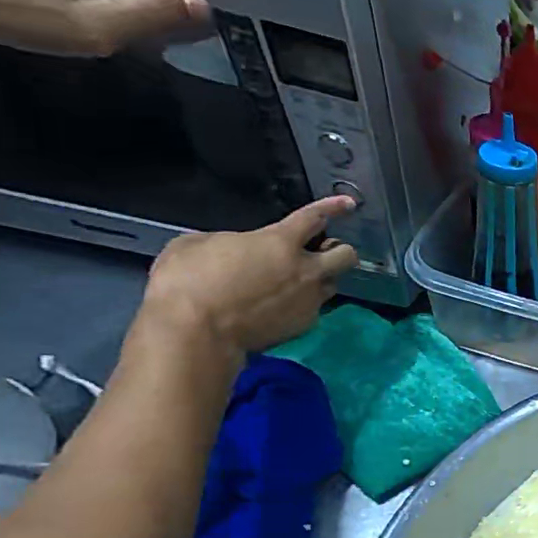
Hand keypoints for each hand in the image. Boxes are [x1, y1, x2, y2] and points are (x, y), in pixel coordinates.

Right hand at [139, 196, 358, 356]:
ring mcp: (308, 300)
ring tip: (298, 283)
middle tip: (319, 253)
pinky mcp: (303, 326)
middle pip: (346, 256)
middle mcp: (305, 270)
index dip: (333, 208)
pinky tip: (282, 309)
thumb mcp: (201, 244)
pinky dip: (304, 306)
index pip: (315, 217)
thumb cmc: (188, 282)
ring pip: (333, 285)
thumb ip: (232, 242)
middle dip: (339, 251)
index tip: (348, 204)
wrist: (196, 334)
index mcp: (280, 241)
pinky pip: (314, 310)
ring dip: (321, 279)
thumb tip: (238, 251)